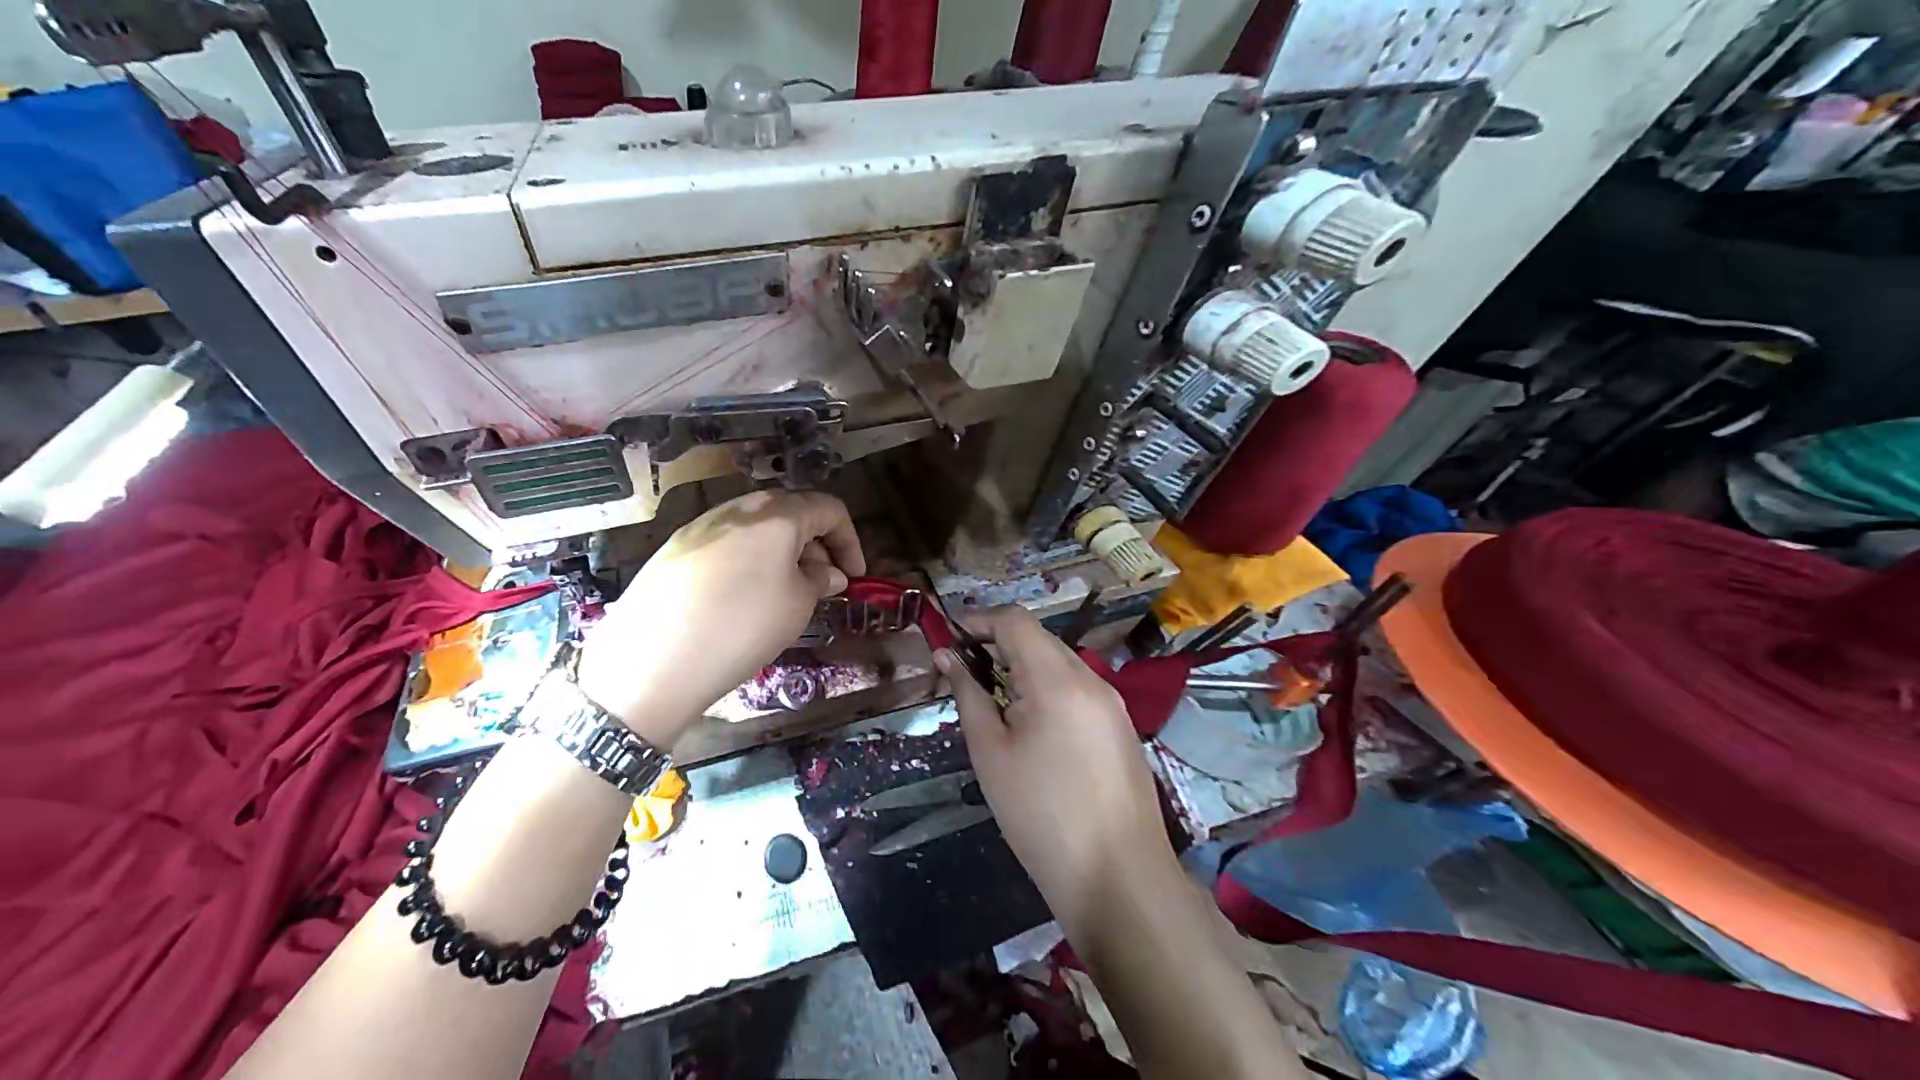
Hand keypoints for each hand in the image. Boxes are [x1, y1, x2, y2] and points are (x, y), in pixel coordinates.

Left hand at [578, 490, 864, 744]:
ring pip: (757, 528)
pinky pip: (727, 544)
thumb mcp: (797, 606)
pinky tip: (742, 598)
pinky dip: (750, 561)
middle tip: (822, 584)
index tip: (855, 576)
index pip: (828, 509)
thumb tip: (827, 572)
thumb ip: (819, 580)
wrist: (652, 659)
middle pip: (790, 512)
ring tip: (784, 593)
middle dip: (816, 544)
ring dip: (782, 553)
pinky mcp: (675, 549)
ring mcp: (701, 526)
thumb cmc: (742, 626)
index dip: (850, 540)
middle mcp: (738, 508)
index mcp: (776, 514)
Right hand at [937, 607, 1171, 928]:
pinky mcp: (1121, 725)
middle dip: (999, 645)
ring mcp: (1112, 702)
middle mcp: (1090, 678)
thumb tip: (948, 657)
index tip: (951, 641)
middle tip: (967, 677)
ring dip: (1024, 669)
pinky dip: (1048, 690)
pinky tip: (1033, 728)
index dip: (979, 620)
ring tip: (996, 705)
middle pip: (1039, 638)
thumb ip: (969, 695)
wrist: (1117, 875)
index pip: (1015, 620)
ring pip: (1060, 663)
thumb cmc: (1040, 814)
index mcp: (1057, 679)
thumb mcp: (991, 753)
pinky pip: (1078, 689)